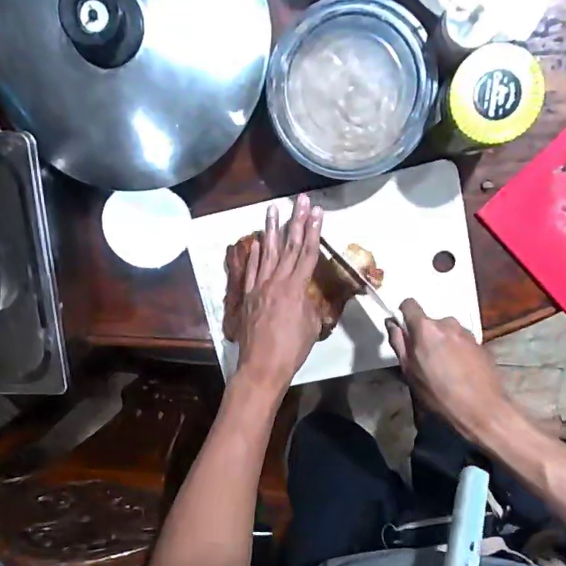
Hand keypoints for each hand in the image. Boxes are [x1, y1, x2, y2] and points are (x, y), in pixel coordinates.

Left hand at [234, 193, 324, 392]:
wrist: (263, 365)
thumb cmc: (293, 349)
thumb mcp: (311, 326)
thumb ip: (310, 305)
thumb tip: (307, 297)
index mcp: (297, 288)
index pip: (307, 253)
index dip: (314, 231)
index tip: (317, 212)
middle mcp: (277, 281)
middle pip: (289, 246)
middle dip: (296, 221)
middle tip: (301, 200)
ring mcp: (260, 286)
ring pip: (268, 252)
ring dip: (272, 228)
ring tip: (273, 207)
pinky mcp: (247, 295)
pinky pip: (252, 269)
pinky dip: (255, 253)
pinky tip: (258, 240)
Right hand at [387, 298, 514, 443]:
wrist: (482, 408)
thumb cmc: (439, 394)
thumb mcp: (410, 372)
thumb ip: (399, 343)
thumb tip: (392, 323)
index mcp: (426, 328)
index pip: (410, 304)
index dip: (404, 315)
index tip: (404, 331)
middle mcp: (448, 323)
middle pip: (430, 322)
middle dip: (426, 336)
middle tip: (425, 361)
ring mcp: (467, 333)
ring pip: (448, 332)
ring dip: (443, 344)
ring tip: (445, 369)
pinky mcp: (481, 345)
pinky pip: (462, 342)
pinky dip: (458, 352)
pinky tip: (460, 373)